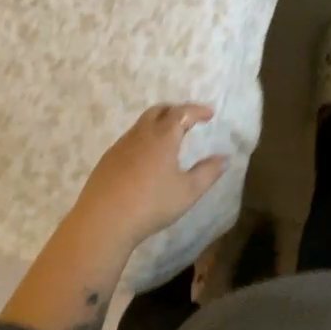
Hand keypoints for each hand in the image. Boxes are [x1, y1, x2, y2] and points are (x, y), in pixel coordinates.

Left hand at [71, 104, 228, 247]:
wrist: (105, 219)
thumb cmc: (152, 204)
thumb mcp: (187, 191)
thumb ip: (208, 173)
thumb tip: (225, 158)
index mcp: (163, 136)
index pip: (182, 112)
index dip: (197, 110)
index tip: (209, 114)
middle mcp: (141, 133)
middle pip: (159, 110)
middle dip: (176, 110)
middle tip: (189, 120)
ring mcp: (122, 144)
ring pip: (143, 123)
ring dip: (159, 123)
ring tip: (170, 138)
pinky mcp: (109, 158)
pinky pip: (131, 138)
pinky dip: (144, 138)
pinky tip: (147, 158)